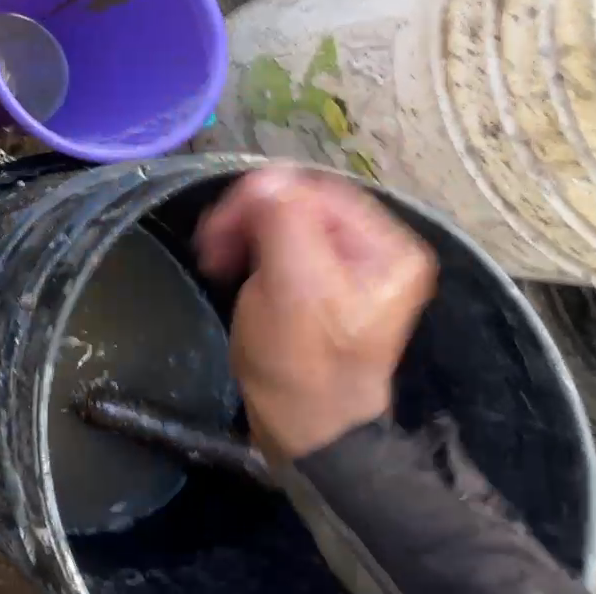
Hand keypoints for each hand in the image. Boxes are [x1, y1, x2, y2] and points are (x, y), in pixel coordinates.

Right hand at [195, 166, 437, 461]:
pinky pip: (272, 237)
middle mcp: (371, 248)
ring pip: (277, 216)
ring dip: (237, 230)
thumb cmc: (301, 357)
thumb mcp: (294, 285)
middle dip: (245, 216)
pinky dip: (242, 244)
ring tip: (214, 257)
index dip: (261, 197)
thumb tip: (265, 176)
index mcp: (384, 247)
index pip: (314, 188)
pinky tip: (226, 264)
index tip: (221, 225)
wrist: (304, 419)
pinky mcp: (313, 276)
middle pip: (295, 200)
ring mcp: (342, 263)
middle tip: (211, 245)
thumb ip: (285, 222)